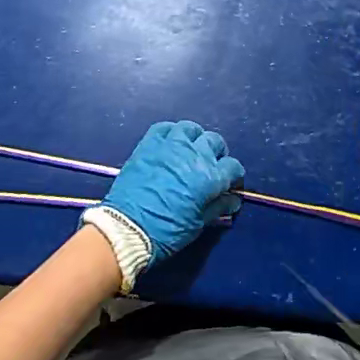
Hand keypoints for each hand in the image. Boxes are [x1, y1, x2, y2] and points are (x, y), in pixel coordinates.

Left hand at [101, 120, 244, 262]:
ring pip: (191, 129)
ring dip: (195, 139)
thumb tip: (233, 200)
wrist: (125, 230)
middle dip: (217, 154)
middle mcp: (195, 155)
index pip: (233, 167)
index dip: (234, 176)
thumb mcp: (198, 224)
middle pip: (215, 142)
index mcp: (211, 177)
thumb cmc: (166, 231)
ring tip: (190, 151)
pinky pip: (163, 128)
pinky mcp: (149, 145)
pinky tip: (169, 144)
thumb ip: (218, 207)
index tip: (228, 185)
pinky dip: (170, 133)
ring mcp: (171, 147)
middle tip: (210, 167)